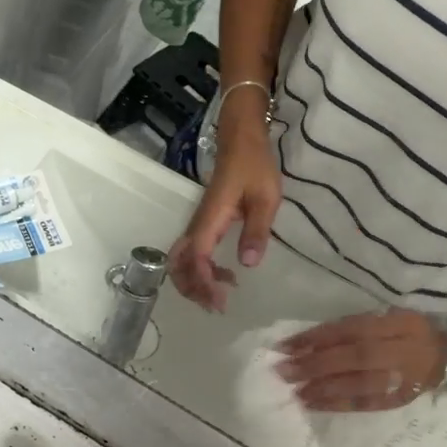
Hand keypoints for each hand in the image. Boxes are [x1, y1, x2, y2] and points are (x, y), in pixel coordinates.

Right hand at [168, 97, 280, 310]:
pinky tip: (220, 274)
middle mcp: (197, 226)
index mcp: (211, 220)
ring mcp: (197, 226)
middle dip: (194, 289)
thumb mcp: (266, 197)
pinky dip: (198, 271)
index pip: (198, 259)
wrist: (240, 140)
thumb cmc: (255, 166)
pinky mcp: (202, 225)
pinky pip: (189, 254)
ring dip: (194, 282)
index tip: (221, 301)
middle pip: (180, 265)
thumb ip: (257, 230)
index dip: (205, 283)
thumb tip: (248, 264)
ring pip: (181, 262)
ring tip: (219, 294)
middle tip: (218, 305)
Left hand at [274, 309, 445, 410]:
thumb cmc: (407, 333)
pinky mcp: (405, 398)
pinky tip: (313, 405)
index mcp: (399, 323)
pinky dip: (339, 405)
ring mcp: (408, 376)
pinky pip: (370, 403)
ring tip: (295, 392)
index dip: (316, 337)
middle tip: (284, 372)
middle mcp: (405, 349)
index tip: (284, 346)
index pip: (352, 329)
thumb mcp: (385, 319)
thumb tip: (305, 344)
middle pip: (356, 357)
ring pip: (362, 383)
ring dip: (324, 388)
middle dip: (315, 365)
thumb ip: (351, 328)